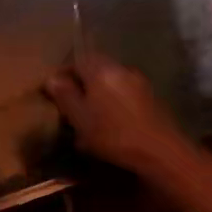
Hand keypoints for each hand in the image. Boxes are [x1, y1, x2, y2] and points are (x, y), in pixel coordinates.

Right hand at [45, 52, 191, 174]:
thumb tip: (52, 78)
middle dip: (82, 81)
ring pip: (111, 80)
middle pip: (96, 68)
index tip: (54, 90)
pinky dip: (113, 100)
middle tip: (71, 102)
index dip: (64, 73)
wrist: (159, 151)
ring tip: (90, 113)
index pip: (77, 60)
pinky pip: (124, 92)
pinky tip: (111, 119)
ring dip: (98, 92)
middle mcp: (121, 69)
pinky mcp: (150, 97)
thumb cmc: (112, 135)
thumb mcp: (80, 118)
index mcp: (101, 70)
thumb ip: (65, 96)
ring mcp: (139, 82)